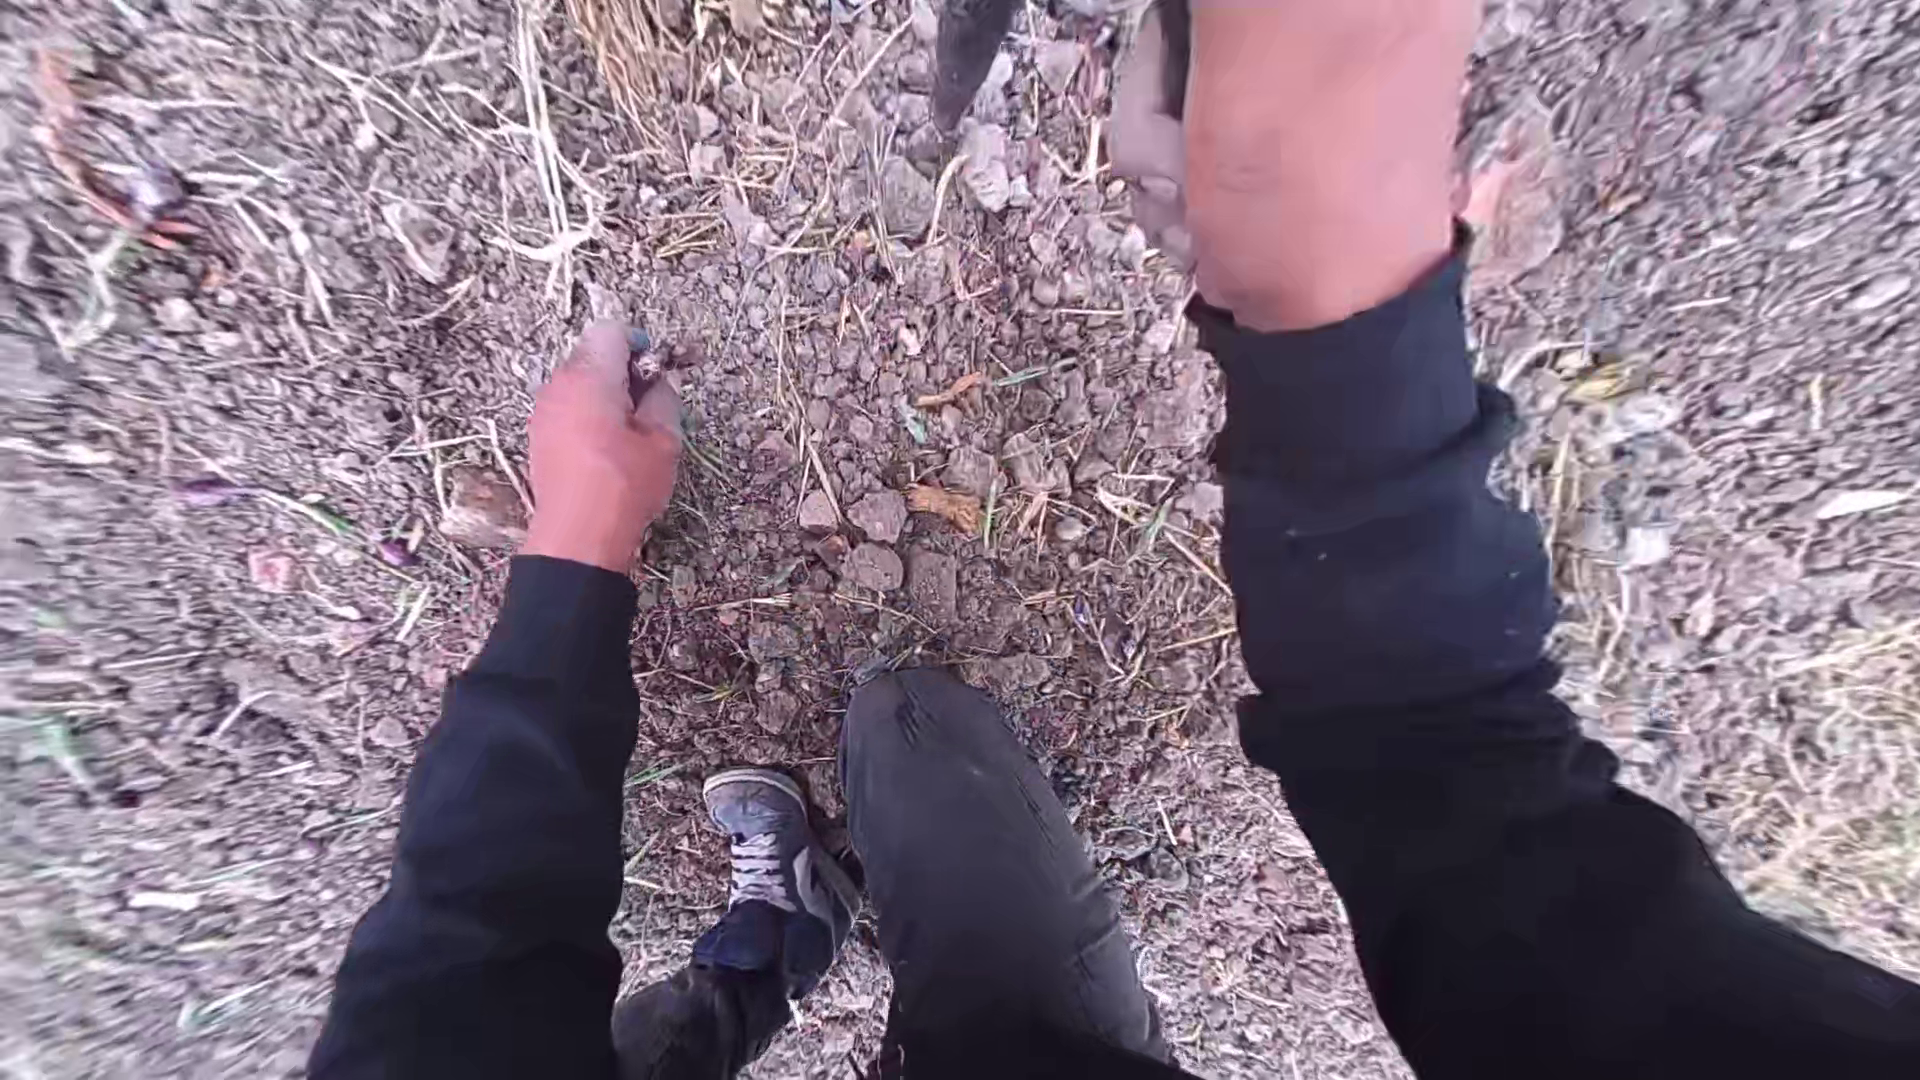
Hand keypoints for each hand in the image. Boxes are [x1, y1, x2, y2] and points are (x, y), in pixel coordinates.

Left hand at [521, 321, 680, 573]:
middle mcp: (559, 386)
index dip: (642, 344)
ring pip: (583, 382)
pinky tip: (614, 445)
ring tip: (638, 429)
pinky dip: (595, 412)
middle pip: (594, 354)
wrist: (580, 535)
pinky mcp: (541, 434)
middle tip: (657, 404)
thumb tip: (664, 380)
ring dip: (612, 393)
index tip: (661, 370)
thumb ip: (665, 400)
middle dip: (629, 370)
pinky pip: (571, 406)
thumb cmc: (626, 485)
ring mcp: (545, 410)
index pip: (612, 332)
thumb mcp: (663, 441)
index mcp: (590, 379)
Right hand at [1121, 0, 1475, 330]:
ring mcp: (1271, 68)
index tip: (1194, 92)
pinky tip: (1198, 214)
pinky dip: (1164, 182)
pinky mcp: (1238, 126)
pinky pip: (1160, 131)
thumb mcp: (1273, 29)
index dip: (1178, 39)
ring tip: (1197, 198)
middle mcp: (1310, 8)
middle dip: (1158, 96)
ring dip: (1156, 154)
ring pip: (1157, 78)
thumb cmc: (1309, 183)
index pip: (1191, 8)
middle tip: (1193, 150)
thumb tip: (1207, 7)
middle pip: (1174, 26)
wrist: (1315, 311)